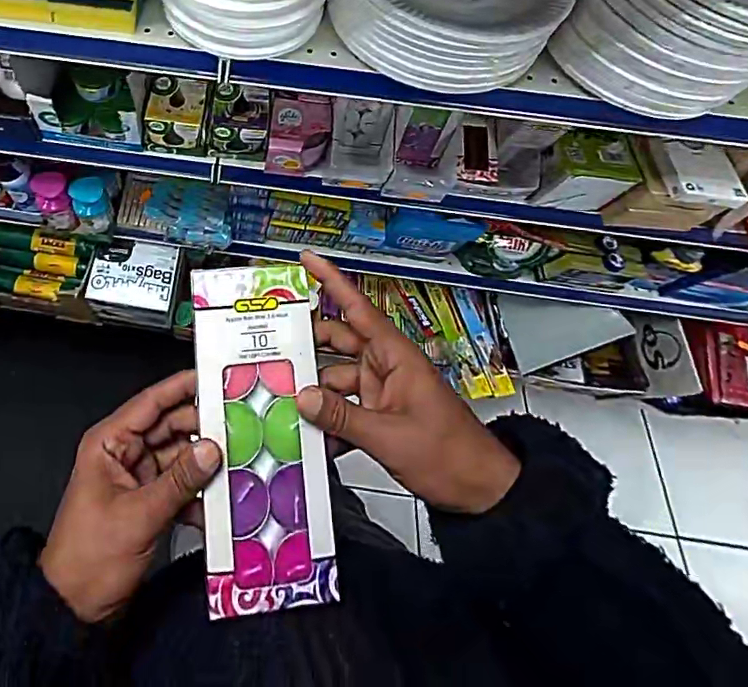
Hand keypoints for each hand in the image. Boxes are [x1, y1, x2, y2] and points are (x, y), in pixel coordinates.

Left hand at [40, 369, 221, 622]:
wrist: (72, 612)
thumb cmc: (86, 561)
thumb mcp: (138, 516)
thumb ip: (179, 480)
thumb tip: (211, 449)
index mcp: (109, 444)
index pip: (151, 402)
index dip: (183, 386)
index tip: (215, 377)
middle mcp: (124, 453)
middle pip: (172, 426)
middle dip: (204, 428)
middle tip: (237, 426)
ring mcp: (138, 476)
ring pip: (181, 454)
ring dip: (205, 461)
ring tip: (234, 461)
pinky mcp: (150, 498)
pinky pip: (182, 480)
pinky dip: (199, 488)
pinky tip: (217, 497)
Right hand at [297, 251, 519, 514]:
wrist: (477, 487)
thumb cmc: (450, 452)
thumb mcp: (389, 436)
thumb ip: (342, 417)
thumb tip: (303, 397)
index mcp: (395, 354)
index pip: (357, 307)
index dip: (331, 280)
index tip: (308, 260)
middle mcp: (386, 365)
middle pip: (338, 341)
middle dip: (306, 343)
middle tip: (270, 346)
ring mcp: (381, 389)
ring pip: (336, 377)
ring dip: (315, 392)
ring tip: (283, 402)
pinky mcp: (379, 413)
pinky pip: (344, 407)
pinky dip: (329, 419)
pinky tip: (313, 438)